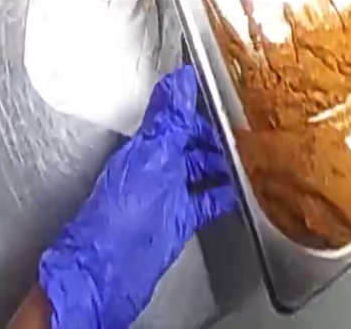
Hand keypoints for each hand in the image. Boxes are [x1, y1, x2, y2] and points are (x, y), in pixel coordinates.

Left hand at [37, 66, 237, 328]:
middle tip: (240, 131)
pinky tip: (236, 192)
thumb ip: (170, 116)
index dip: (198, 104)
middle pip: (191, 142)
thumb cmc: (120, 213)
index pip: (177, 114)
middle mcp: (159, 166)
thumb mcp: (152, 155)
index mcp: (150, 144)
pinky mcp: (177, 220)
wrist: (105, 272)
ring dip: (221, 163)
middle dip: (214, 135)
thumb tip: (179, 77)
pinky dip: (222, 195)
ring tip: (244, 158)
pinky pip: (205, 202)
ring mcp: (168, 194)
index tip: (220, 93)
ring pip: (200, 168)